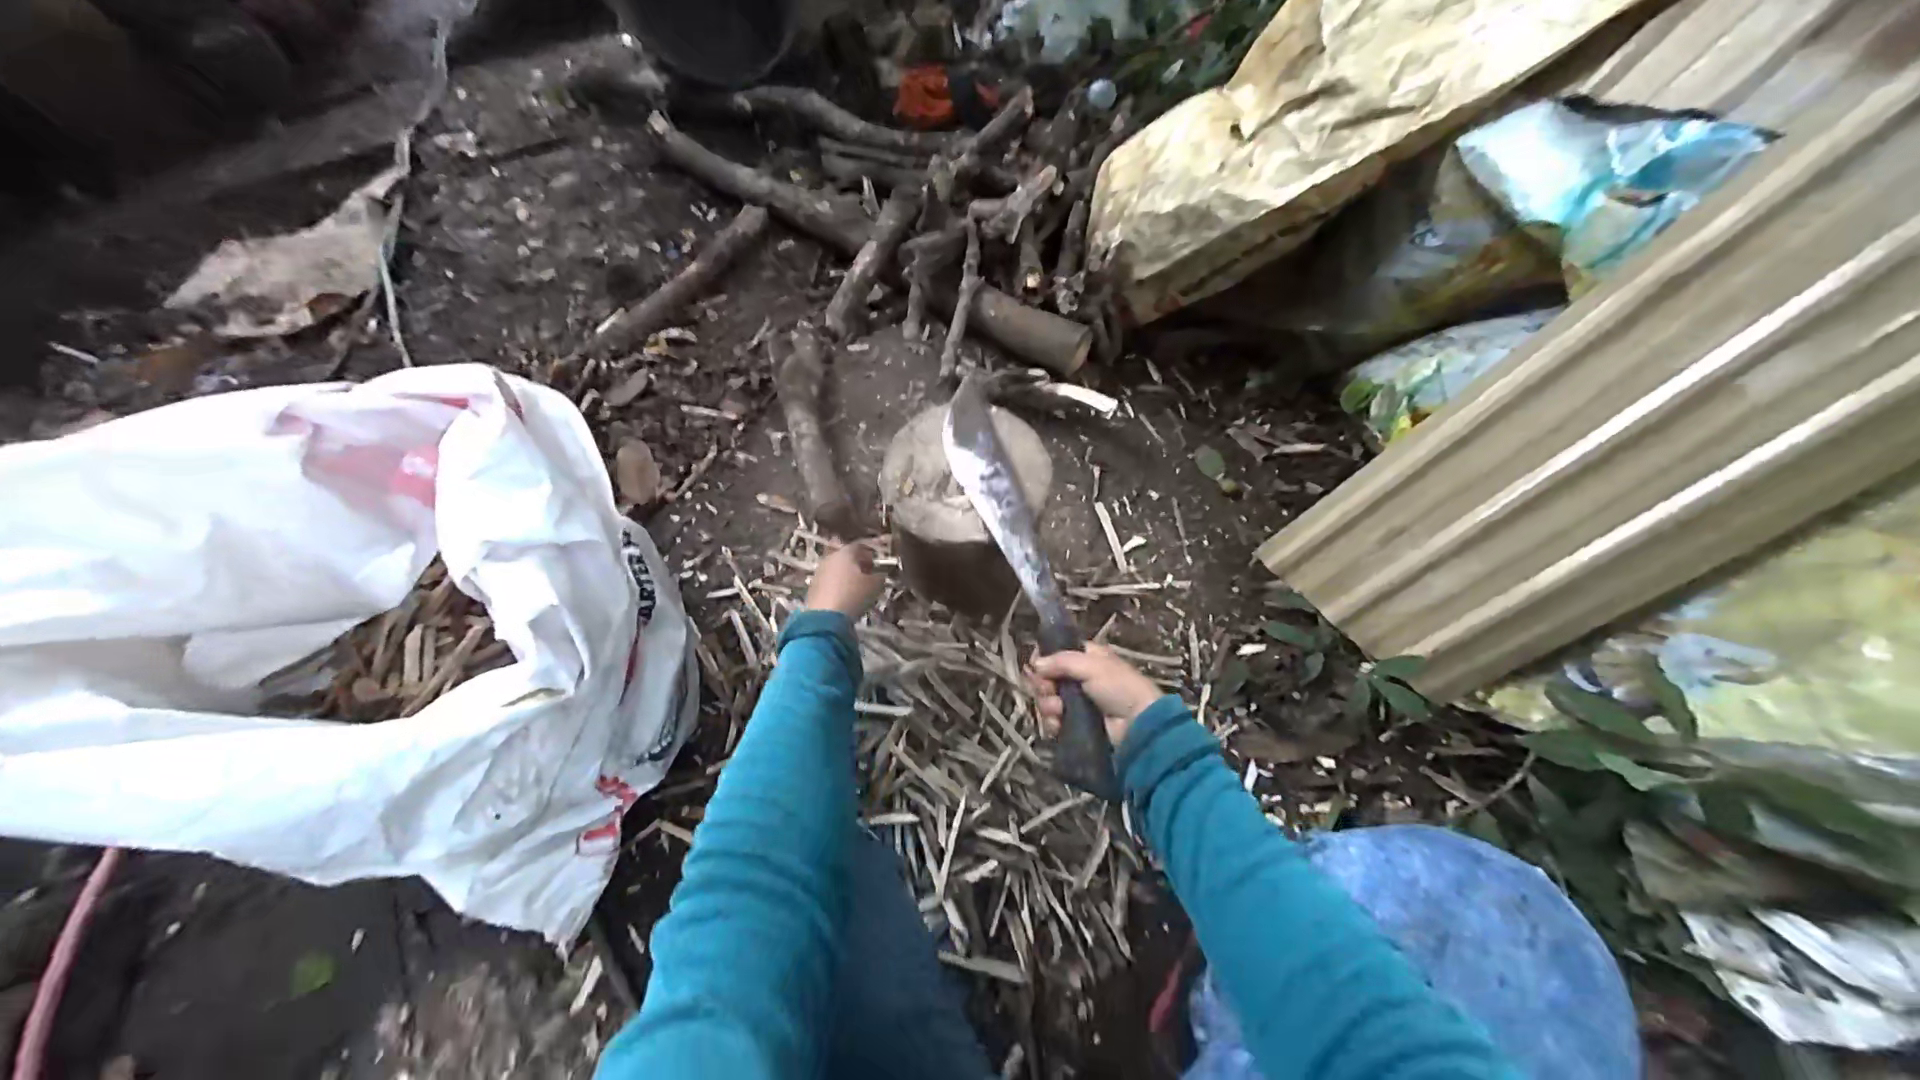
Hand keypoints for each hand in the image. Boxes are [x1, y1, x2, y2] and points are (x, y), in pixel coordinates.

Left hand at [805, 541, 885, 617]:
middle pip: (845, 558)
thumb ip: (879, 577)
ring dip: (845, 576)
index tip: (875, 566)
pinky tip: (842, 597)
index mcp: (845, 553)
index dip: (868, 555)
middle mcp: (830, 558)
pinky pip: (828, 582)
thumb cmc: (854, 595)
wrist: (825, 616)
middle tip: (866, 577)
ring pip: (835, 570)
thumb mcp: (875, 586)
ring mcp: (819, 572)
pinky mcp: (812, 587)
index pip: (859, 547)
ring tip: (855, 589)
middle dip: (856, 566)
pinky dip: (836, 586)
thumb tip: (878, 575)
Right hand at [1027, 644, 1162, 747]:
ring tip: (1059, 710)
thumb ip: (1061, 661)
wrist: (1140, 726)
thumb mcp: (1092, 666)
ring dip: (1048, 706)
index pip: (1056, 654)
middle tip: (1050, 691)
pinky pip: (1053, 721)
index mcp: (1086, 658)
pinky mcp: (1075, 725)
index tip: (1038, 669)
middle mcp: (1079, 679)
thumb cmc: (1119, 687)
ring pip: (1047, 701)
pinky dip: (1052, 723)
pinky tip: (1058, 724)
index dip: (1044, 660)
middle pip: (1047, 679)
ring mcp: (1076, 704)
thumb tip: (1035, 664)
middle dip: (1044, 686)